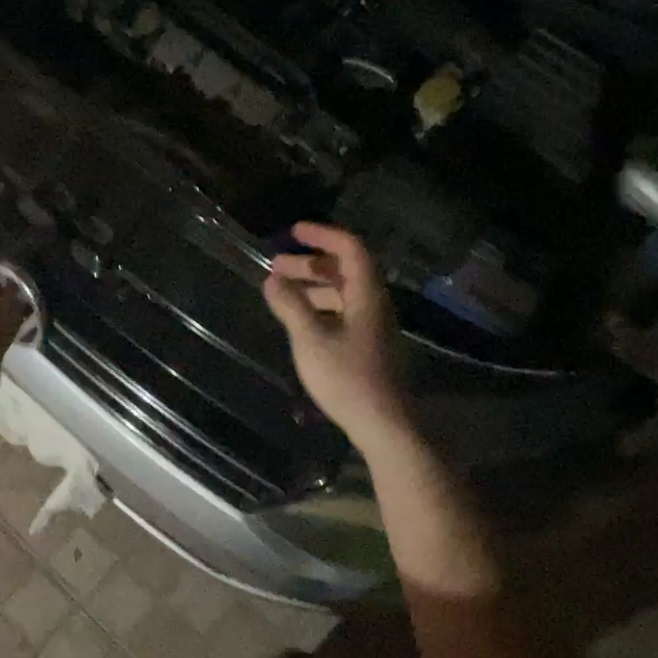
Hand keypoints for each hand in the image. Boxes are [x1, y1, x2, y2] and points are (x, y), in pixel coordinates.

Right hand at [263, 222, 412, 446]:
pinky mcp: (369, 347)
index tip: (293, 232)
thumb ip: (291, 306)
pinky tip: (300, 322)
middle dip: (310, 262)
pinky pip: (344, 313)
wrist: (384, 425)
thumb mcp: (311, 340)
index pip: (350, 249)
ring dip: (314, 286)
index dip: (322, 235)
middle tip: (277, 266)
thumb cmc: (348, 378)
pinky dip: (320, 307)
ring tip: (281, 293)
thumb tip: (272, 278)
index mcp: (366, 295)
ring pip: (344, 293)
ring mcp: (374, 327)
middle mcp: (374, 304)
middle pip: (346, 270)